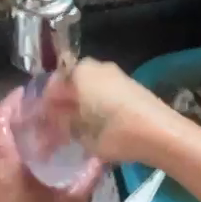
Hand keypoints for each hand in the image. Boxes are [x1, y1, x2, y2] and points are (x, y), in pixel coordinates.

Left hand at [0, 89, 100, 201]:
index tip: (28, 91)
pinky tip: (29, 155)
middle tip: (34, 104)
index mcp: (7, 173)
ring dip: (5, 134)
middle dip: (8, 116)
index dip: (9, 105)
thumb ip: (87, 175)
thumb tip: (103, 152)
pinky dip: (5, 152)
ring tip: (33, 123)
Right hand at [43, 59, 189, 164]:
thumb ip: (63, 125)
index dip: (45, 105)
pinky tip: (96, 125)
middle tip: (57, 127)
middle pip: (70, 82)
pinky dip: (95, 104)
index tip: (42, 124)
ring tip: (75, 129)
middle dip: (62, 104)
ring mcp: (114, 73)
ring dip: (78, 104)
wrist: (159, 132)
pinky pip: (102, 90)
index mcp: (79, 73)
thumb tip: (53, 123)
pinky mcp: (129, 84)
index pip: (52, 84)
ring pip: (87, 86)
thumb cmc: (115, 133)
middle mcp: (95, 67)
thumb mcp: (82, 134)